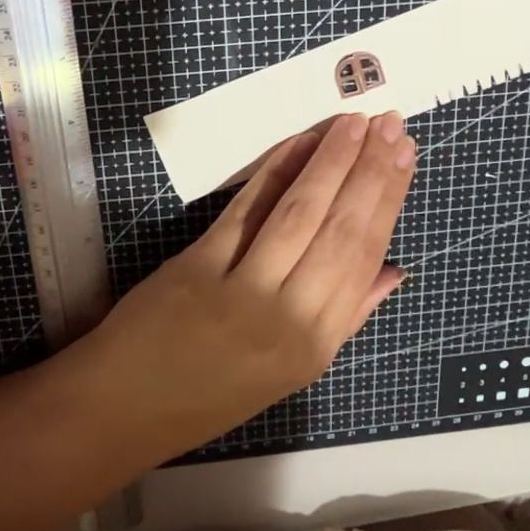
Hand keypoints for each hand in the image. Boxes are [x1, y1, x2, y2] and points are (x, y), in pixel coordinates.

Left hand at [69, 112, 415, 458]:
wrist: (125, 407)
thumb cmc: (211, 393)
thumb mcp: (290, 372)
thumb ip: (344, 318)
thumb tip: (393, 270)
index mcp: (314, 346)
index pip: (363, 257)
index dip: (387, 201)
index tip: (404, 156)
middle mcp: (287, 317)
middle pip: (339, 230)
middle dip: (369, 172)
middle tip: (390, 123)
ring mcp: (240, 289)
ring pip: (299, 214)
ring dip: (330, 162)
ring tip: (354, 123)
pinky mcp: (196, 266)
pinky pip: (246, 210)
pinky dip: (274, 171)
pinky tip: (299, 141)